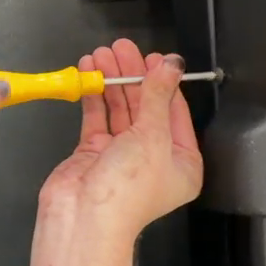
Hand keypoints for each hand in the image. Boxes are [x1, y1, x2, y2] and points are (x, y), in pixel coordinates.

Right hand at [38, 39, 202, 233]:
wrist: (83, 217)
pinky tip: (89, 73)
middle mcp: (153, 157)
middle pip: (145, 107)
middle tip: (121, 47)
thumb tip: (171, 63)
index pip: (175, 111)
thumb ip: (158, 95)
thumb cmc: (128, 186)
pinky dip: (93, 96)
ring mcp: (120, 154)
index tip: (152, 56)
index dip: (163, 81)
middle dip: (133, 76)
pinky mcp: (92, 151)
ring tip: (101, 53)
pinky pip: (97, 118)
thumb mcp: (153, 136)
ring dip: (111, 81)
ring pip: (119, 109)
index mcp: (181, 161)